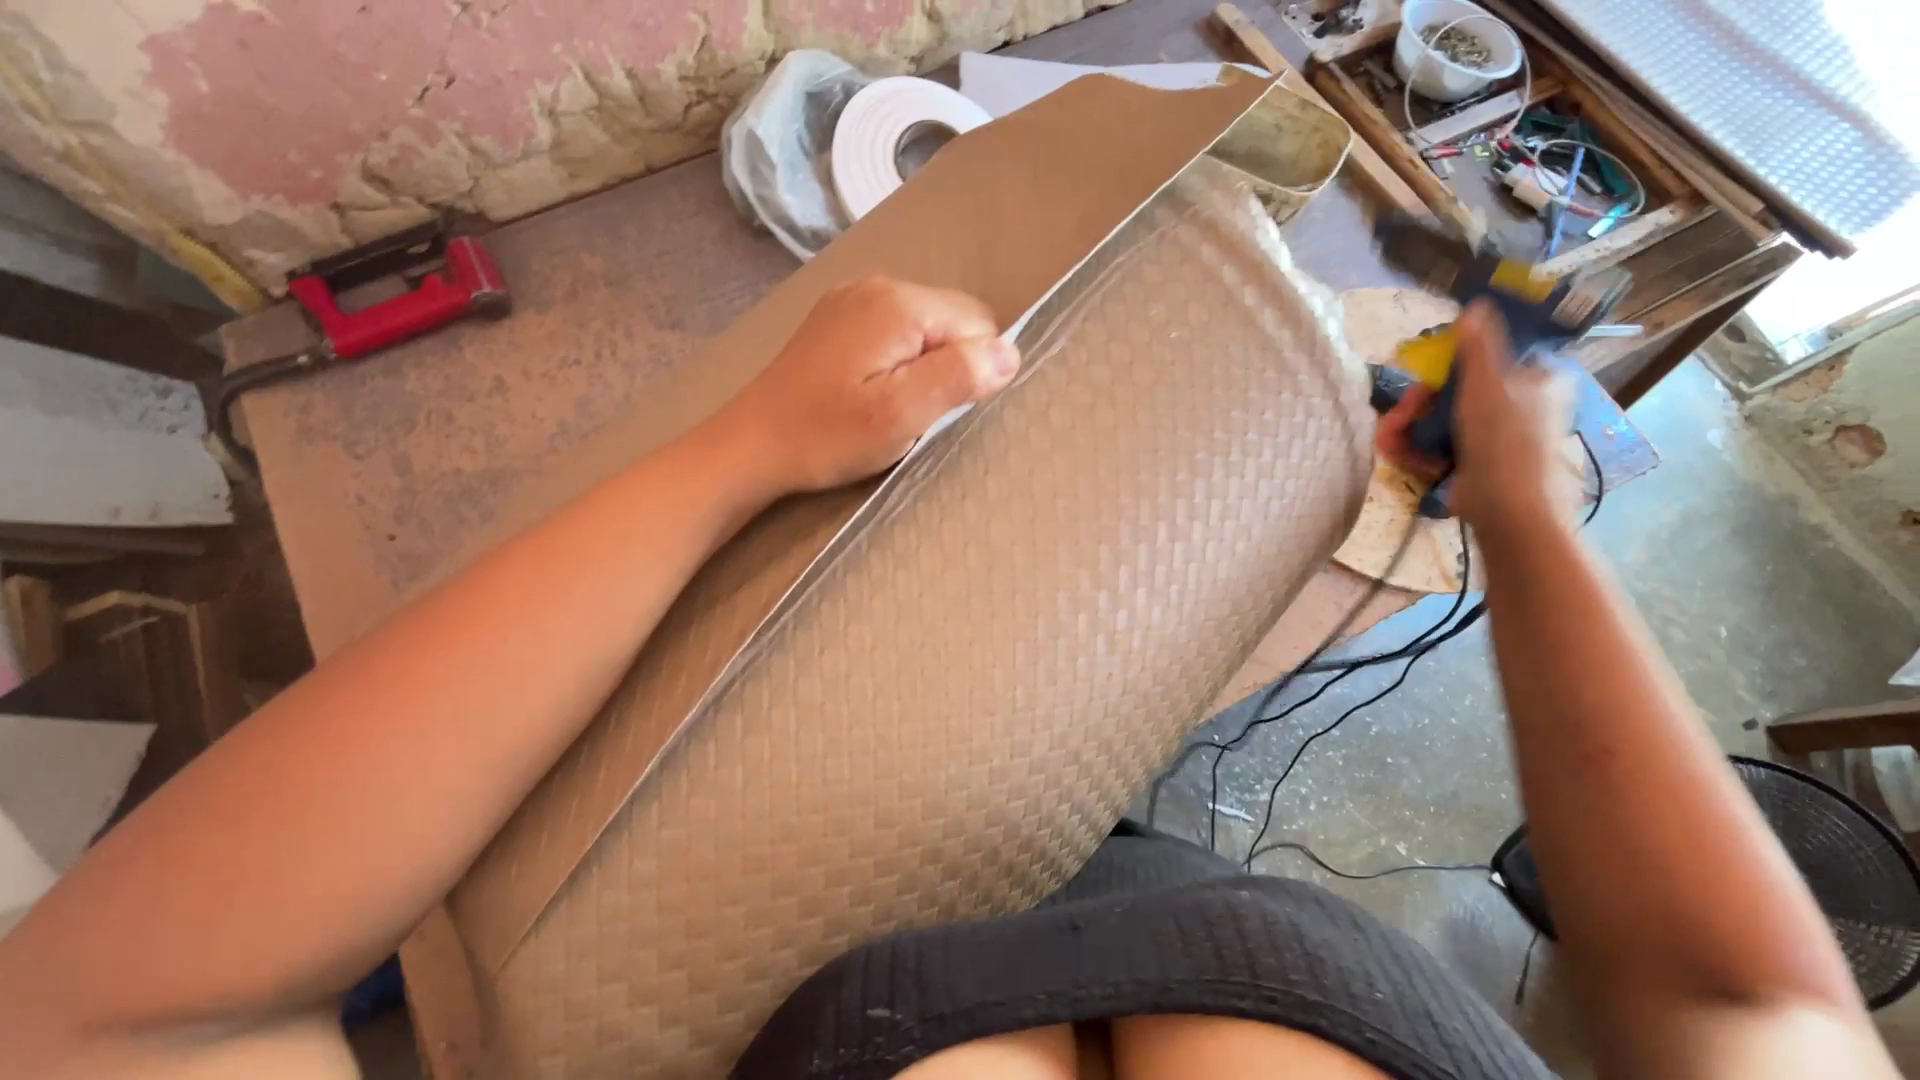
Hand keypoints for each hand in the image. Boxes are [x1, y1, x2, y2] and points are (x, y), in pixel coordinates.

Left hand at [715, 276, 1020, 494]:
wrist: (751, 445)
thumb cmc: (826, 435)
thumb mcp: (899, 416)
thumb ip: (958, 378)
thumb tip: (1010, 353)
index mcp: (899, 304)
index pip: (978, 324)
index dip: (971, 371)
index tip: (935, 409)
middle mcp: (878, 286)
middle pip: (952, 321)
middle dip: (947, 368)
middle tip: (911, 412)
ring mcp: (852, 299)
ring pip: (925, 329)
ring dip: (922, 368)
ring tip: (888, 406)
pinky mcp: (836, 320)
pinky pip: (894, 332)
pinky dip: (897, 362)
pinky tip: (869, 392)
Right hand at [1376, 299, 1574, 531]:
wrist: (1507, 509)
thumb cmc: (1504, 440)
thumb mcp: (1488, 384)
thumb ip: (1478, 345)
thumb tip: (1475, 305)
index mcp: (1537, 380)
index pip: (1490, 359)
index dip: (1451, 364)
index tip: (1424, 375)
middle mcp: (1520, 406)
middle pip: (1457, 391)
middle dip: (1418, 403)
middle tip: (1400, 413)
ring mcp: (1496, 437)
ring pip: (1442, 421)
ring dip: (1408, 429)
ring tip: (1388, 439)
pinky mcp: (1475, 464)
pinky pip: (1439, 447)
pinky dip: (1416, 450)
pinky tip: (1397, 453)